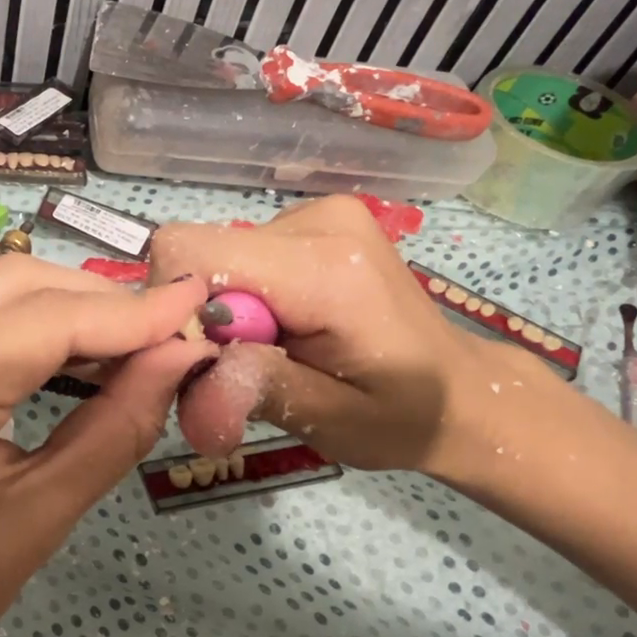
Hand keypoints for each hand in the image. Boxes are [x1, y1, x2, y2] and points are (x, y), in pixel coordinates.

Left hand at [0, 254, 215, 636]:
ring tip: (127, 342)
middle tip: (164, 331)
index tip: (197, 303)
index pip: (43, 320)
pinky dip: (19, 324)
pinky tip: (64, 351)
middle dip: (96, 298)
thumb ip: (116, 426)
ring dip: (60, 305)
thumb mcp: (42, 516)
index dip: (128, 311)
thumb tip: (179, 355)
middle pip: (11, 284)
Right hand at [150, 196, 567, 476]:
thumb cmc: (402, 416)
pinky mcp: (311, 219)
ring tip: (268, 350)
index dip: (176, 308)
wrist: (460, 392)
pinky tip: (278, 327)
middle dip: (199, 316)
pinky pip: (235, 253)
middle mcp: (318, 220)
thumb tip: (188, 385)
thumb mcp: (333, 423)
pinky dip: (238, 296)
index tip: (203, 359)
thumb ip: (260, 391)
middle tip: (239, 365)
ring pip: (211, 256)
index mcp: (324, 266)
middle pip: (196, 254)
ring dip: (219, 311)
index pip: (190, 251)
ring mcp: (316, 213)